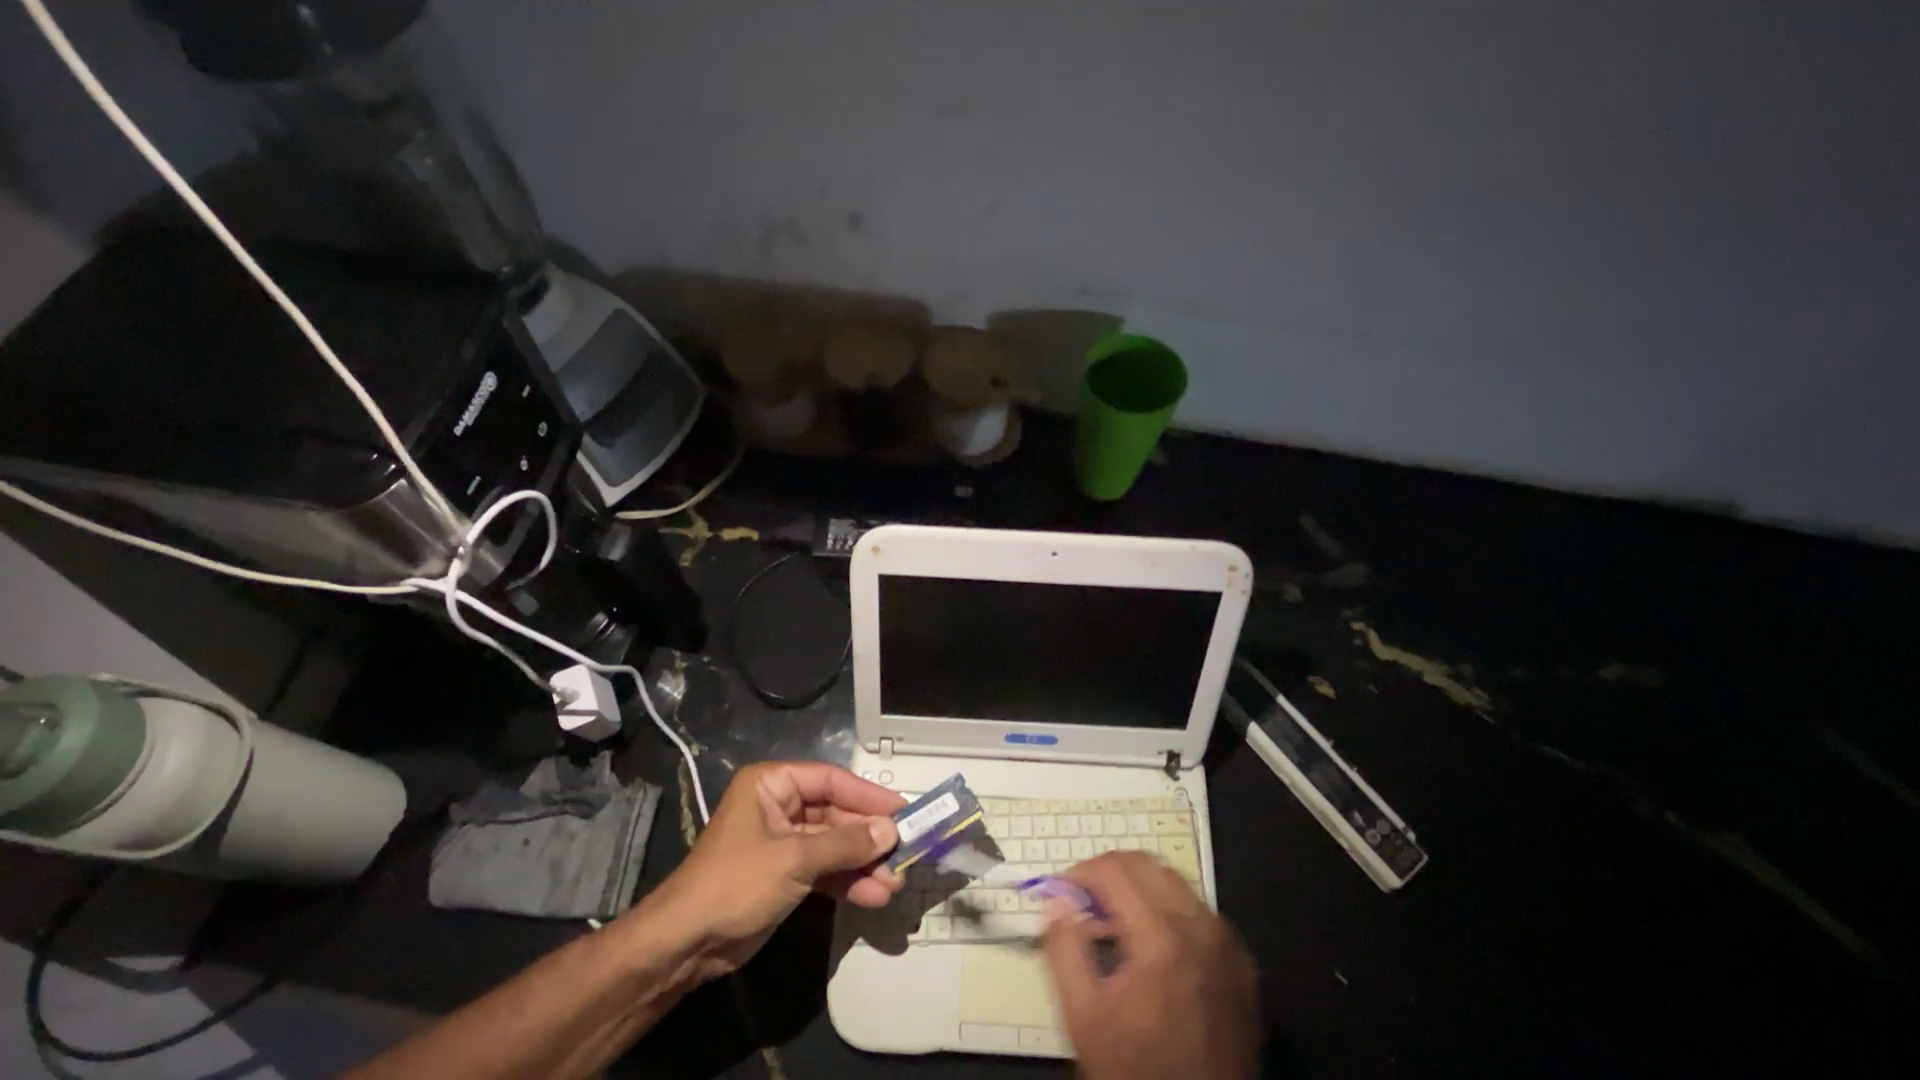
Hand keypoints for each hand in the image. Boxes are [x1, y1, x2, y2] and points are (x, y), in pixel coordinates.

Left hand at [646, 762, 904, 975]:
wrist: (687, 943)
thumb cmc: (736, 883)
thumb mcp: (795, 859)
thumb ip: (846, 843)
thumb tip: (891, 831)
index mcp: (771, 784)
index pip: (831, 780)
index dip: (869, 795)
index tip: (905, 811)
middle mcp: (778, 807)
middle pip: (837, 814)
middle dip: (868, 838)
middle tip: (905, 853)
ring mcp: (783, 843)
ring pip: (835, 845)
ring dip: (864, 864)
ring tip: (894, 883)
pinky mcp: (785, 876)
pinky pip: (826, 869)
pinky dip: (849, 881)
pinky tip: (874, 895)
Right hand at [1042, 853, 1259, 1079]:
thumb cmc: (1135, 1071)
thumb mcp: (1082, 1016)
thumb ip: (1064, 948)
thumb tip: (1056, 899)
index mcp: (1162, 938)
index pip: (1116, 870)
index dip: (1080, 872)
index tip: (1060, 893)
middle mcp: (1203, 929)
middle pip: (1149, 864)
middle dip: (1109, 873)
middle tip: (1082, 903)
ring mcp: (1229, 945)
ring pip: (1177, 884)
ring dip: (1139, 889)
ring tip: (1112, 925)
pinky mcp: (1243, 964)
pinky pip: (1200, 914)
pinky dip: (1168, 911)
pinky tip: (1149, 947)